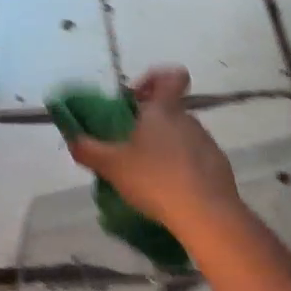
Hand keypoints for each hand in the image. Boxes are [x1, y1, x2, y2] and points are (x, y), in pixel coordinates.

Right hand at [65, 66, 246, 231]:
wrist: (206, 214)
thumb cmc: (155, 179)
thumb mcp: (112, 166)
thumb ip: (88, 150)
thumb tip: (72, 138)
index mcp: (163, 111)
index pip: (171, 77)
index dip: (155, 78)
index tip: (136, 98)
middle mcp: (188, 120)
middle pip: (169, 112)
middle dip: (148, 126)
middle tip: (129, 149)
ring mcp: (207, 143)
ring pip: (180, 137)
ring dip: (164, 149)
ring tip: (147, 176)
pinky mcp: (218, 167)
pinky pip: (195, 160)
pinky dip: (181, 169)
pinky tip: (169, 191)